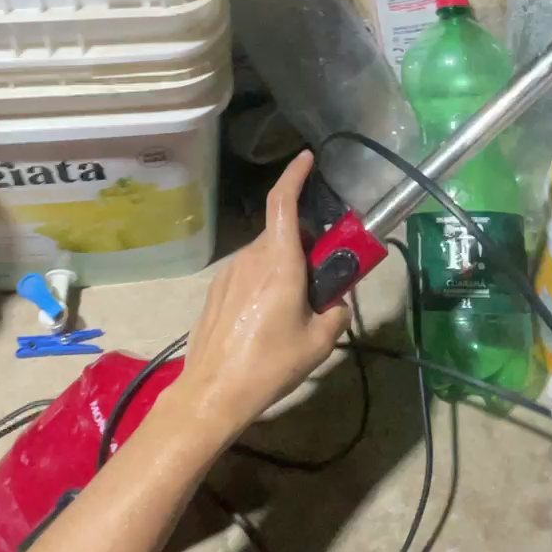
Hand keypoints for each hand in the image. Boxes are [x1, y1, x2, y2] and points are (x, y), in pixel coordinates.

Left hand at [166, 151, 350, 438]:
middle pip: (281, 232)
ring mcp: (229, 272)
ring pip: (265, 254)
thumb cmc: (269, 364)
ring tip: (297, 306)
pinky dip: (266, 280)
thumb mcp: (318, 343)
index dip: (295, 175)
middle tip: (323, 272)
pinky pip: (249, 272)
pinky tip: (268, 318)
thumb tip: (338, 302)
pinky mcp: (217, 289)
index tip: (307, 159)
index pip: (283, 202)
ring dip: (285, 265)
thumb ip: (336, 313)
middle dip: (305, 242)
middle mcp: (251, 257)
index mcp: (279, 262)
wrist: (213, 392)